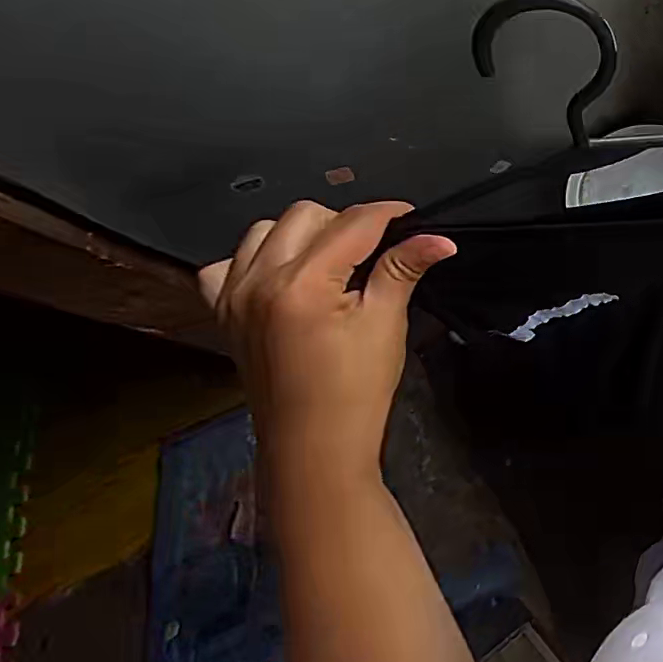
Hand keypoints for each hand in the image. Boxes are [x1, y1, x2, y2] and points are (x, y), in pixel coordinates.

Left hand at [198, 201, 455, 471]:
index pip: (353, 222)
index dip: (390, 213)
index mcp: (303, 283)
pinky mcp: (222, 314)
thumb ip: (403, 268)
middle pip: (308, 214)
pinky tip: (284, 278)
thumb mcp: (386, 323)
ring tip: (333, 262)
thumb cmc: (356, 389)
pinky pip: (228, 263)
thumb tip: (440, 239)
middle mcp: (259, 280)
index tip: (413, 218)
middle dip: (348, 222)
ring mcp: (232, 296)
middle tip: (377, 250)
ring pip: (265, 229)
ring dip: (304, 233)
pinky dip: (257, 258)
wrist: (313, 448)